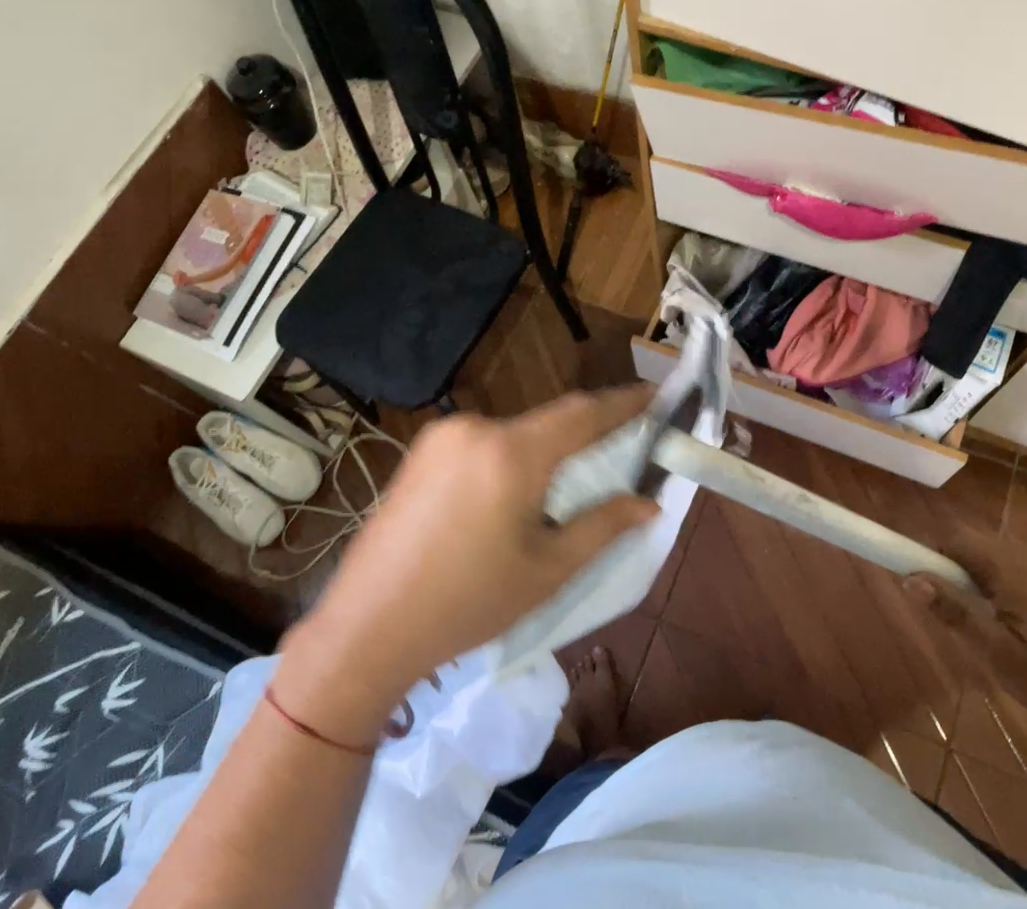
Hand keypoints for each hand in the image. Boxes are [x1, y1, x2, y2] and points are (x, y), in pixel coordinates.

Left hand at [278, 388, 659, 739]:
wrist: (367, 628)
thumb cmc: (468, 604)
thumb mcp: (548, 571)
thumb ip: (603, 526)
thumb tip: (650, 502)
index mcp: (511, 453)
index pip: (584, 413)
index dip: (626, 403)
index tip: (659, 397)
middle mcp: (474, 429)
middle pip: (548, 423)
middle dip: (586, 437)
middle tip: (619, 460)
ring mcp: (439, 439)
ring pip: (514, 435)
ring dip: (546, 453)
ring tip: (564, 493)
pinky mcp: (418, 455)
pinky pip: (482, 445)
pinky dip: (510, 461)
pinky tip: (513, 500)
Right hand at [905, 522, 1026, 755]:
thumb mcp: (999, 656)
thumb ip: (955, 612)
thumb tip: (910, 577)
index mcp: (1015, 569)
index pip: (956, 538)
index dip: (930, 554)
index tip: (919, 584)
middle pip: (981, 546)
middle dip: (958, 573)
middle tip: (957, 620)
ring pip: (1007, 561)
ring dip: (987, 584)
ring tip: (994, 633)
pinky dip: (1017, 592)